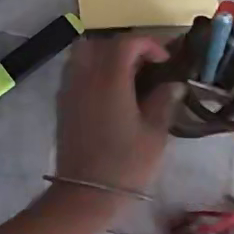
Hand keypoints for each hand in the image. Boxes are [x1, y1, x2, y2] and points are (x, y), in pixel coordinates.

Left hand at [53, 33, 180, 200]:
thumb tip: (173, 85)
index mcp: (109, 80)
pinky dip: (90, 70)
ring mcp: (68, 89)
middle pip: (99, 43)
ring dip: (103, 55)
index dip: (148, 44)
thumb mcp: (155, 133)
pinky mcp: (61, 103)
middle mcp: (84, 77)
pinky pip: (73, 72)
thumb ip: (163, 102)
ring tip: (126, 76)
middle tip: (145, 64)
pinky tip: (109, 91)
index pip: (125, 43)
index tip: (165, 60)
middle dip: (124, 46)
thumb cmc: (126, 163)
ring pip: (80, 54)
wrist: (86, 190)